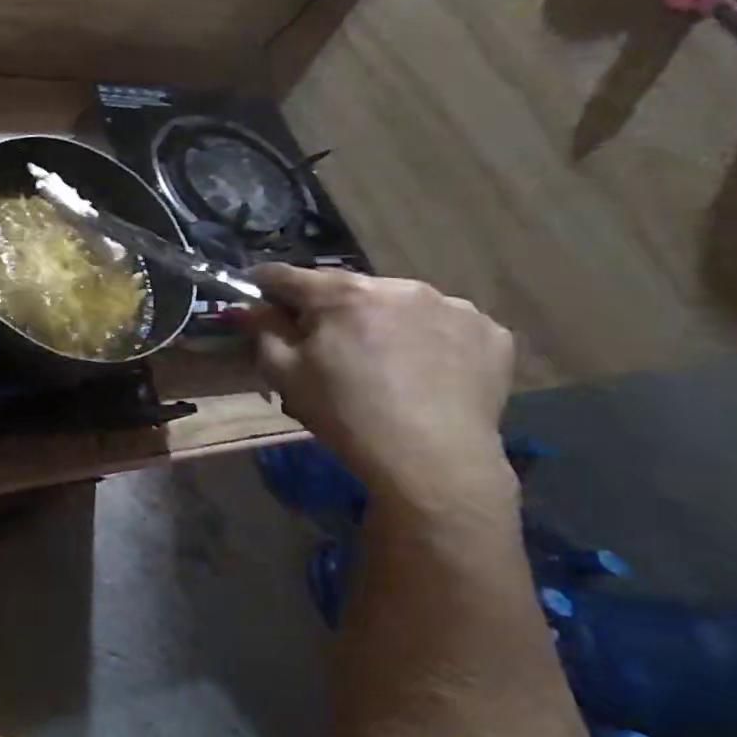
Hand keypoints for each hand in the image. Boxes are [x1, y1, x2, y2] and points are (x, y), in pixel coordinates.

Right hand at [238, 265, 515, 509]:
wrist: (432, 461)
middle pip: (347, 288)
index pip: (287, 275)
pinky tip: (424, 371)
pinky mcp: (489, 331)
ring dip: (382, 320)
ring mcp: (450, 305)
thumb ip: (262, 331)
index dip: (264, 283)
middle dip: (330, 308)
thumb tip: (248, 307)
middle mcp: (397, 286)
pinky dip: (428, 338)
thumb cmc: (345, 414)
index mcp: (343, 294)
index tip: (255, 292)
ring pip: (398, 304)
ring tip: (381, 360)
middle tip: (325, 343)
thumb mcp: (284, 374)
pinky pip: (443, 324)